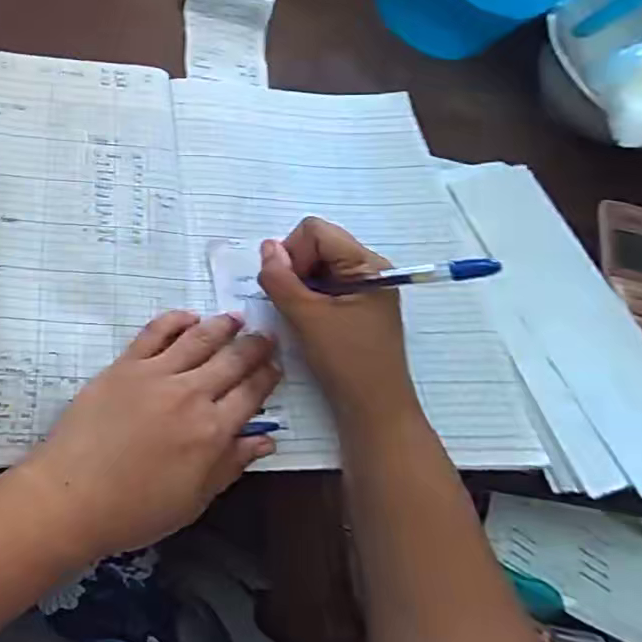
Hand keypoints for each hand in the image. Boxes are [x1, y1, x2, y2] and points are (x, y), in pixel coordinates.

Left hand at [15, 311, 279, 559]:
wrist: (74, 491)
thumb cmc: (137, 508)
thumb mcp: (195, 499)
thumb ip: (231, 464)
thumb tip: (265, 439)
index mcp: (212, 432)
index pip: (250, 394)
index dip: (266, 376)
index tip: (276, 364)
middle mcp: (189, 395)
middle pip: (230, 361)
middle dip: (253, 346)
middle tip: (266, 333)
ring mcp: (154, 374)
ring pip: (197, 340)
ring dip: (220, 326)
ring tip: (235, 317)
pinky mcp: (124, 364)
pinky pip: (154, 333)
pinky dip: (174, 320)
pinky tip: (187, 316)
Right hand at [258, 217, 417, 424]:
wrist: (375, 410)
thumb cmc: (346, 361)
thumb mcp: (306, 316)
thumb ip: (280, 278)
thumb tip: (266, 248)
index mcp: (367, 265)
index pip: (315, 231)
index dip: (292, 250)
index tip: (287, 284)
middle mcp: (368, 268)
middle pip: (316, 242)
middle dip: (293, 264)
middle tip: (289, 298)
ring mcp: (363, 286)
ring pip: (316, 262)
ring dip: (297, 280)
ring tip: (297, 310)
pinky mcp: (356, 302)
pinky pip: (322, 280)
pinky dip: (305, 291)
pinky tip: (304, 316)